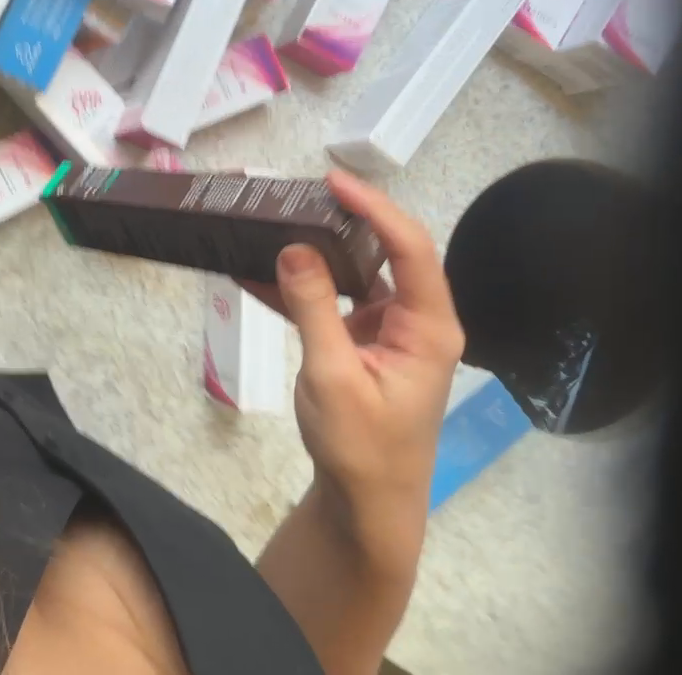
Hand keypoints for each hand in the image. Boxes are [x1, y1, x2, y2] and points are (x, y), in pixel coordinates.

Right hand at [241, 171, 464, 566]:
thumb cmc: (362, 443)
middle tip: (297, 195)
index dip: (376, 209)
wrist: (366, 499)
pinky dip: (294, 287)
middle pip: (386, 252)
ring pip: (354, 274)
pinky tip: (252, 273)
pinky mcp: (360, 342)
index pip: (411, 250)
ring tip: (273, 222)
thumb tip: (294, 248)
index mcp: (428, 327)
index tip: (333, 182)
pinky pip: (328, 302)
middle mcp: (414, 319)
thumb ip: (315, 308)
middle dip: (345, 219)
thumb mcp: (332, 374)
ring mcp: (386, 330)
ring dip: (315, 250)